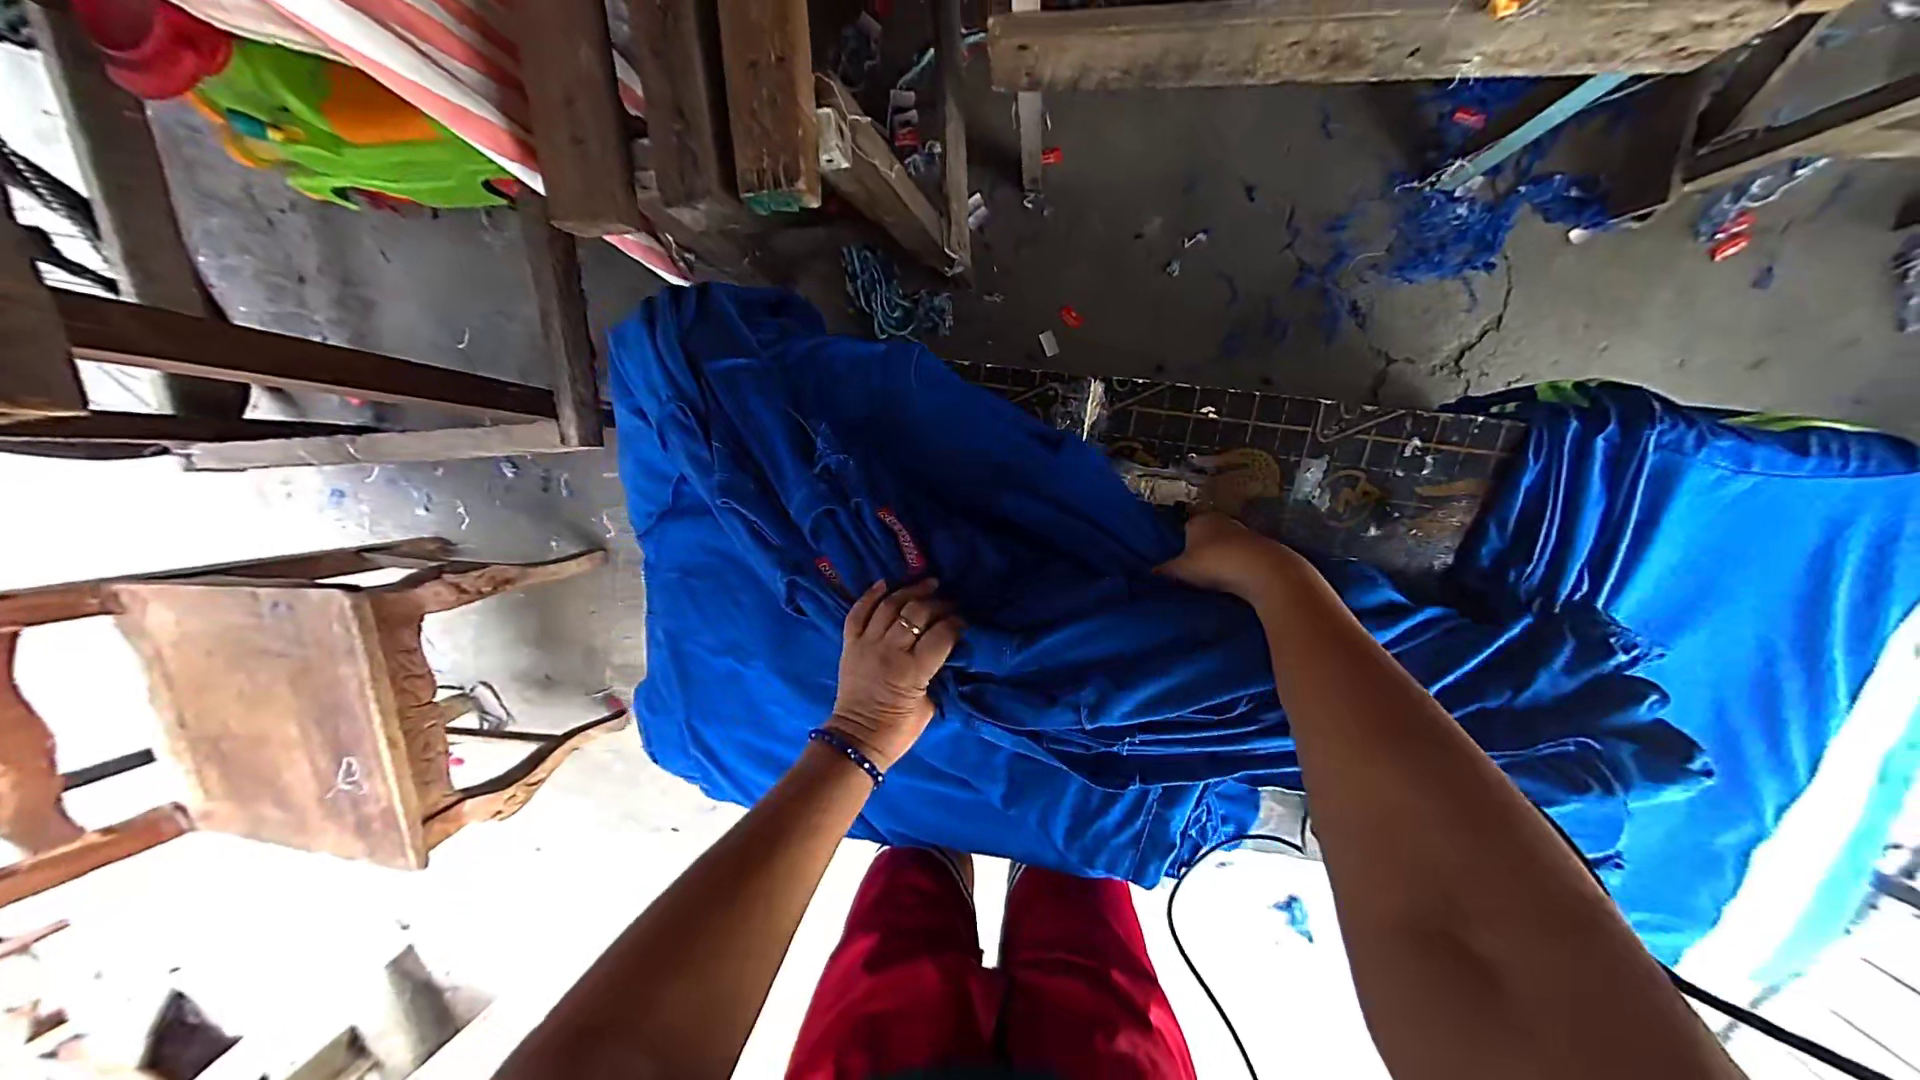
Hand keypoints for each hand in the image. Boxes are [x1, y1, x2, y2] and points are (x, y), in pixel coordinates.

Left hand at [827, 579, 965, 770]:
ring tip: (927, 584)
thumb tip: (946, 650)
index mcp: (913, 671)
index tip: (964, 620)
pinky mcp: (850, 644)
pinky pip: (858, 612)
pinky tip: (885, 584)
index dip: (957, 622)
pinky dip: (871, 595)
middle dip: (938, 603)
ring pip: (890, 605)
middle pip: (916, 612)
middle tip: (950, 602)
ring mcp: (866, 644)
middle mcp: (889, 651)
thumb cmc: (898, 730)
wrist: (857, 739)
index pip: (942, 633)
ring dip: (910, 591)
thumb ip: (937, 674)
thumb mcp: (930, 705)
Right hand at [1157, 511, 1303, 600]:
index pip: (1185, 527)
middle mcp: (1220, 520)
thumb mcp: (1182, 569)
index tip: (1179, 560)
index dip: (1181, 543)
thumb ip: (1166, 569)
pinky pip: (1241, 554)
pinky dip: (1236, 563)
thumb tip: (1151, 570)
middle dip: (1201, 548)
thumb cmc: (1214, 563)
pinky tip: (1233, 577)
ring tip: (1214, 576)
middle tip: (1194, 569)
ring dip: (1220, 556)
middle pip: (1206, 534)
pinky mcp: (1260, 546)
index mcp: (1199, 520)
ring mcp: (1243, 531)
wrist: (1262, 570)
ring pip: (1224, 543)